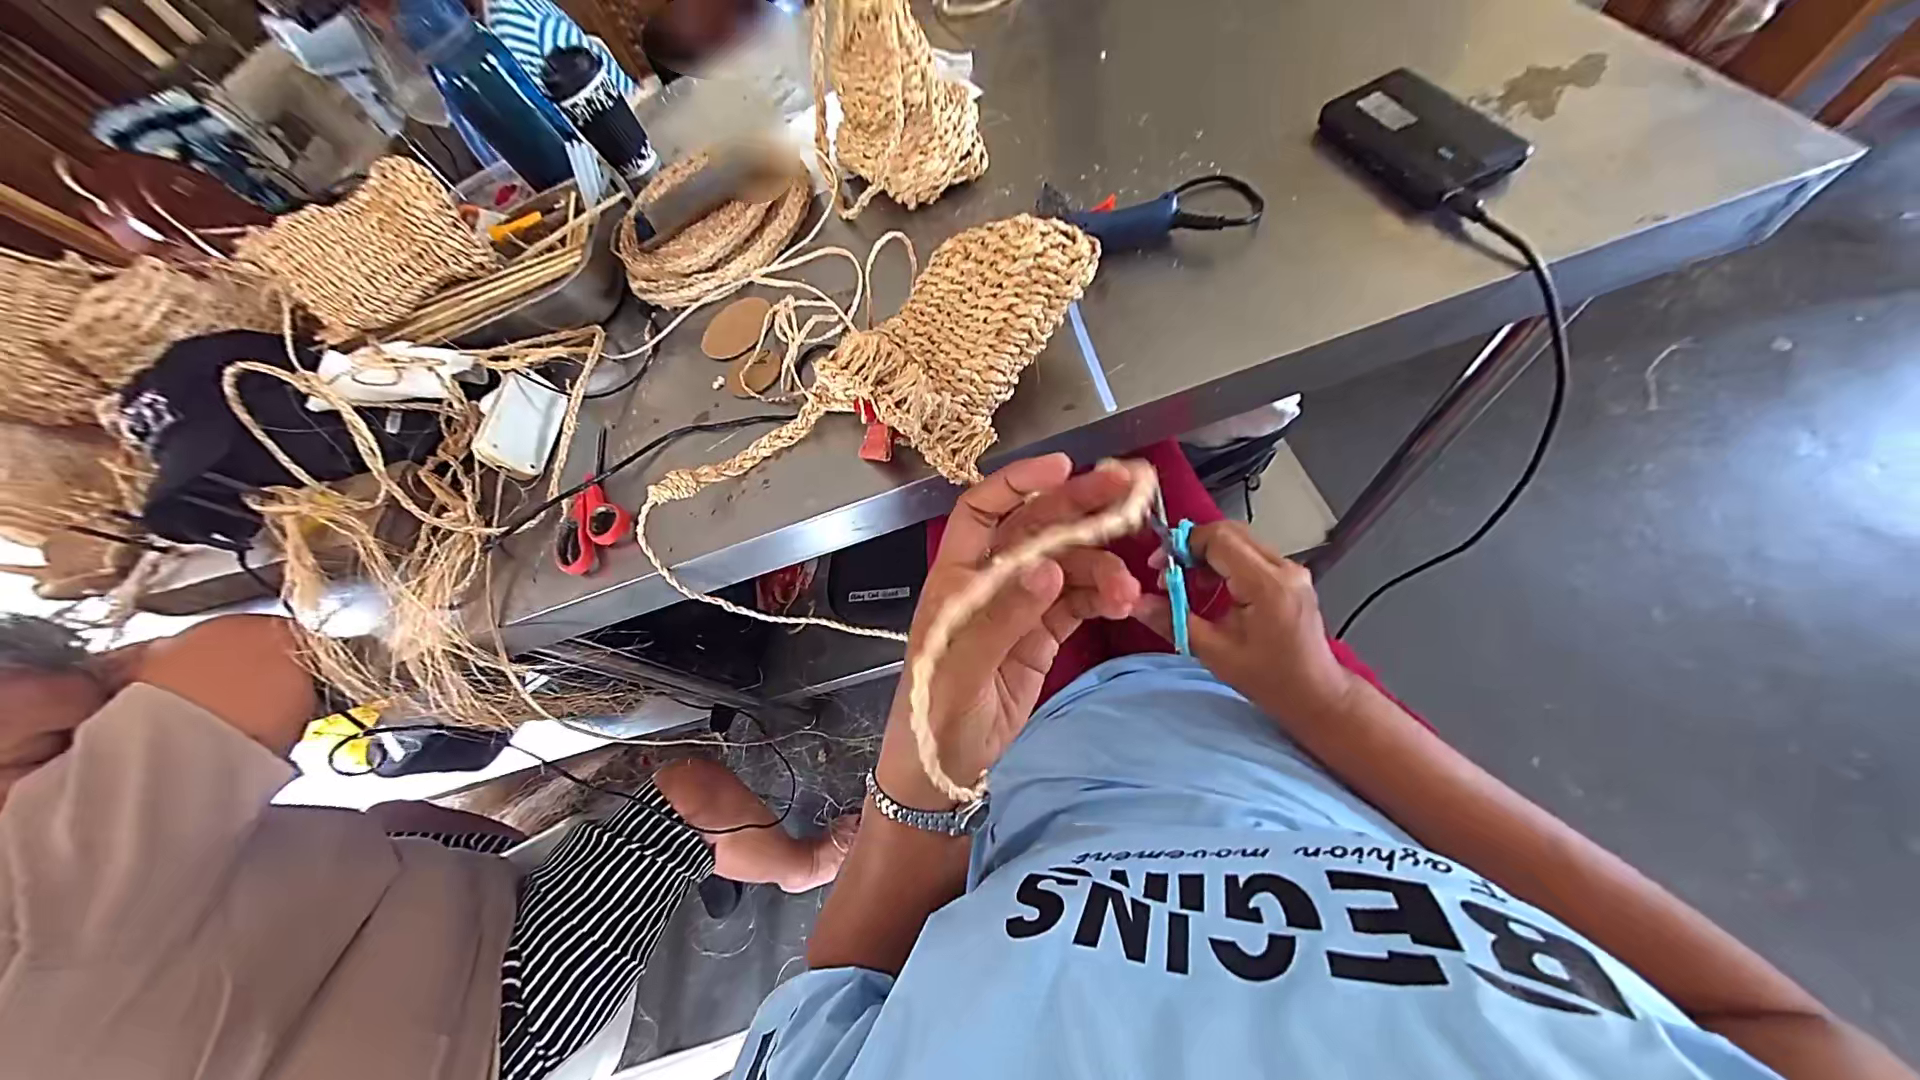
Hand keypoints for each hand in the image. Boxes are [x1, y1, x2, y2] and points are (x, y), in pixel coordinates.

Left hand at [876, 455, 1143, 807]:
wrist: (944, 770)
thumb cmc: (935, 714)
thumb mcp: (961, 666)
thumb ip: (1003, 616)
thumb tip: (1048, 567)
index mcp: (958, 575)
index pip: (984, 510)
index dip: (1019, 482)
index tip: (1064, 467)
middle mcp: (991, 581)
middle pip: (1037, 528)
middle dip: (1080, 507)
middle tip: (1129, 492)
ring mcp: (1021, 607)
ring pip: (1067, 566)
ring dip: (1101, 566)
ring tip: (1127, 586)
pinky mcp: (1044, 635)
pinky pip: (1079, 602)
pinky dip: (1103, 595)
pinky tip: (1125, 599)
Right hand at [1132, 522, 1360, 727]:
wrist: (1316, 694)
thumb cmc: (1268, 678)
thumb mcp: (1213, 652)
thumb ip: (1173, 620)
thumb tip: (1135, 602)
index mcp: (1267, 585)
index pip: (1219, 539)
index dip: (1183, 545)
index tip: (1159, 566)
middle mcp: (1284, 569)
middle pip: (1229, 532)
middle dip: (1191, 547)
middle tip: (1167, 573)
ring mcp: (1291, 570)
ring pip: (1238, 540)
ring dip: (1205, 554)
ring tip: (1185, 583)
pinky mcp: (1289, 576)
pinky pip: (1249, 553)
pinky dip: (1222, 562)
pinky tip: (1208, 588)